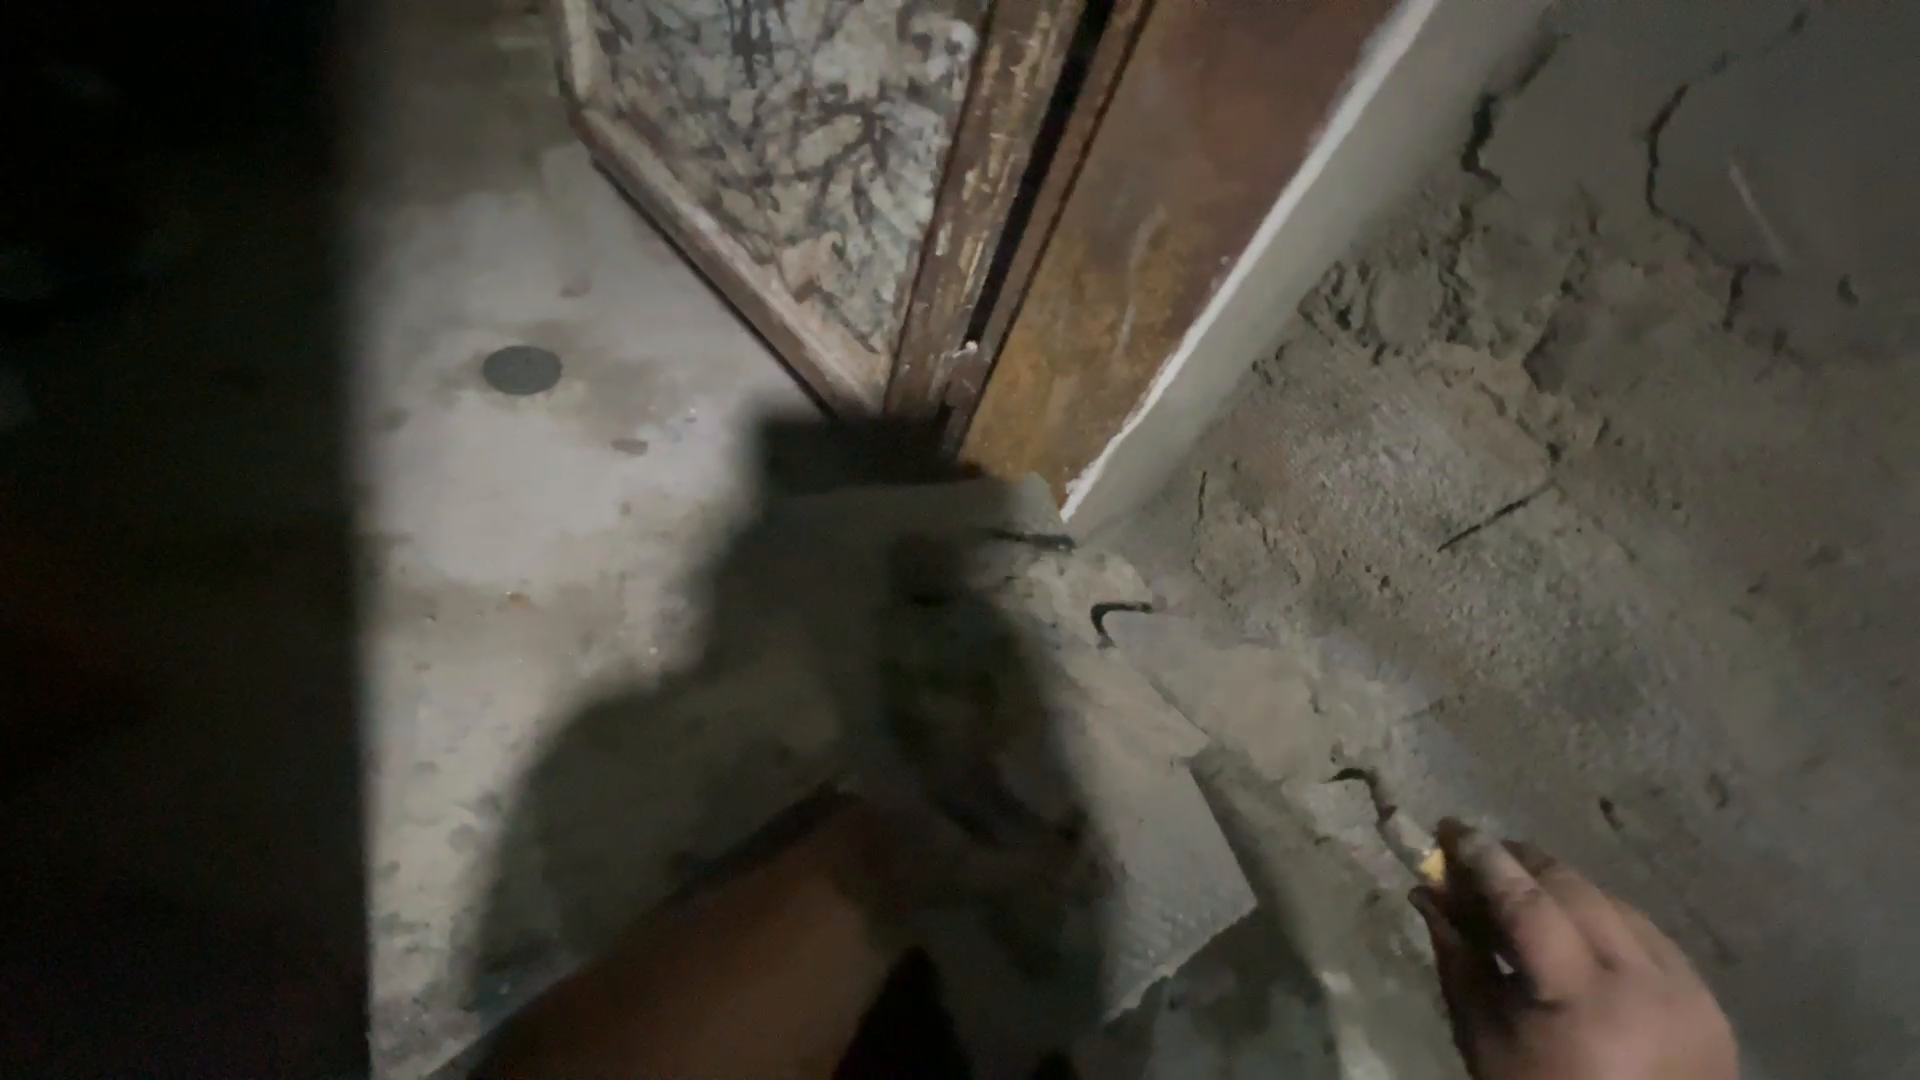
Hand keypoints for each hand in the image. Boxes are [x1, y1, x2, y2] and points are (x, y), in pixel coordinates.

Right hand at [1410, 824, 1737, 1079]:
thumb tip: (1425, 889)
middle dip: (1520, 860)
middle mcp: (1645, 986)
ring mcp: (1688, 994)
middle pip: (1574, 889)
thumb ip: (1455, 950)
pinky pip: (1646, 933)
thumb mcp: (1480, 1029)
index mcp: (1582, 1001)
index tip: (1450, 828)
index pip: (1527, 903)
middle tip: (1476, 851)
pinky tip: (1570, 924)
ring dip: (1558, 886)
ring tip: (1517, 887)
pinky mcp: (1710, 1003)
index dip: (1484, 858)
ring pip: (1611, 903)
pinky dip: (1599, 915)